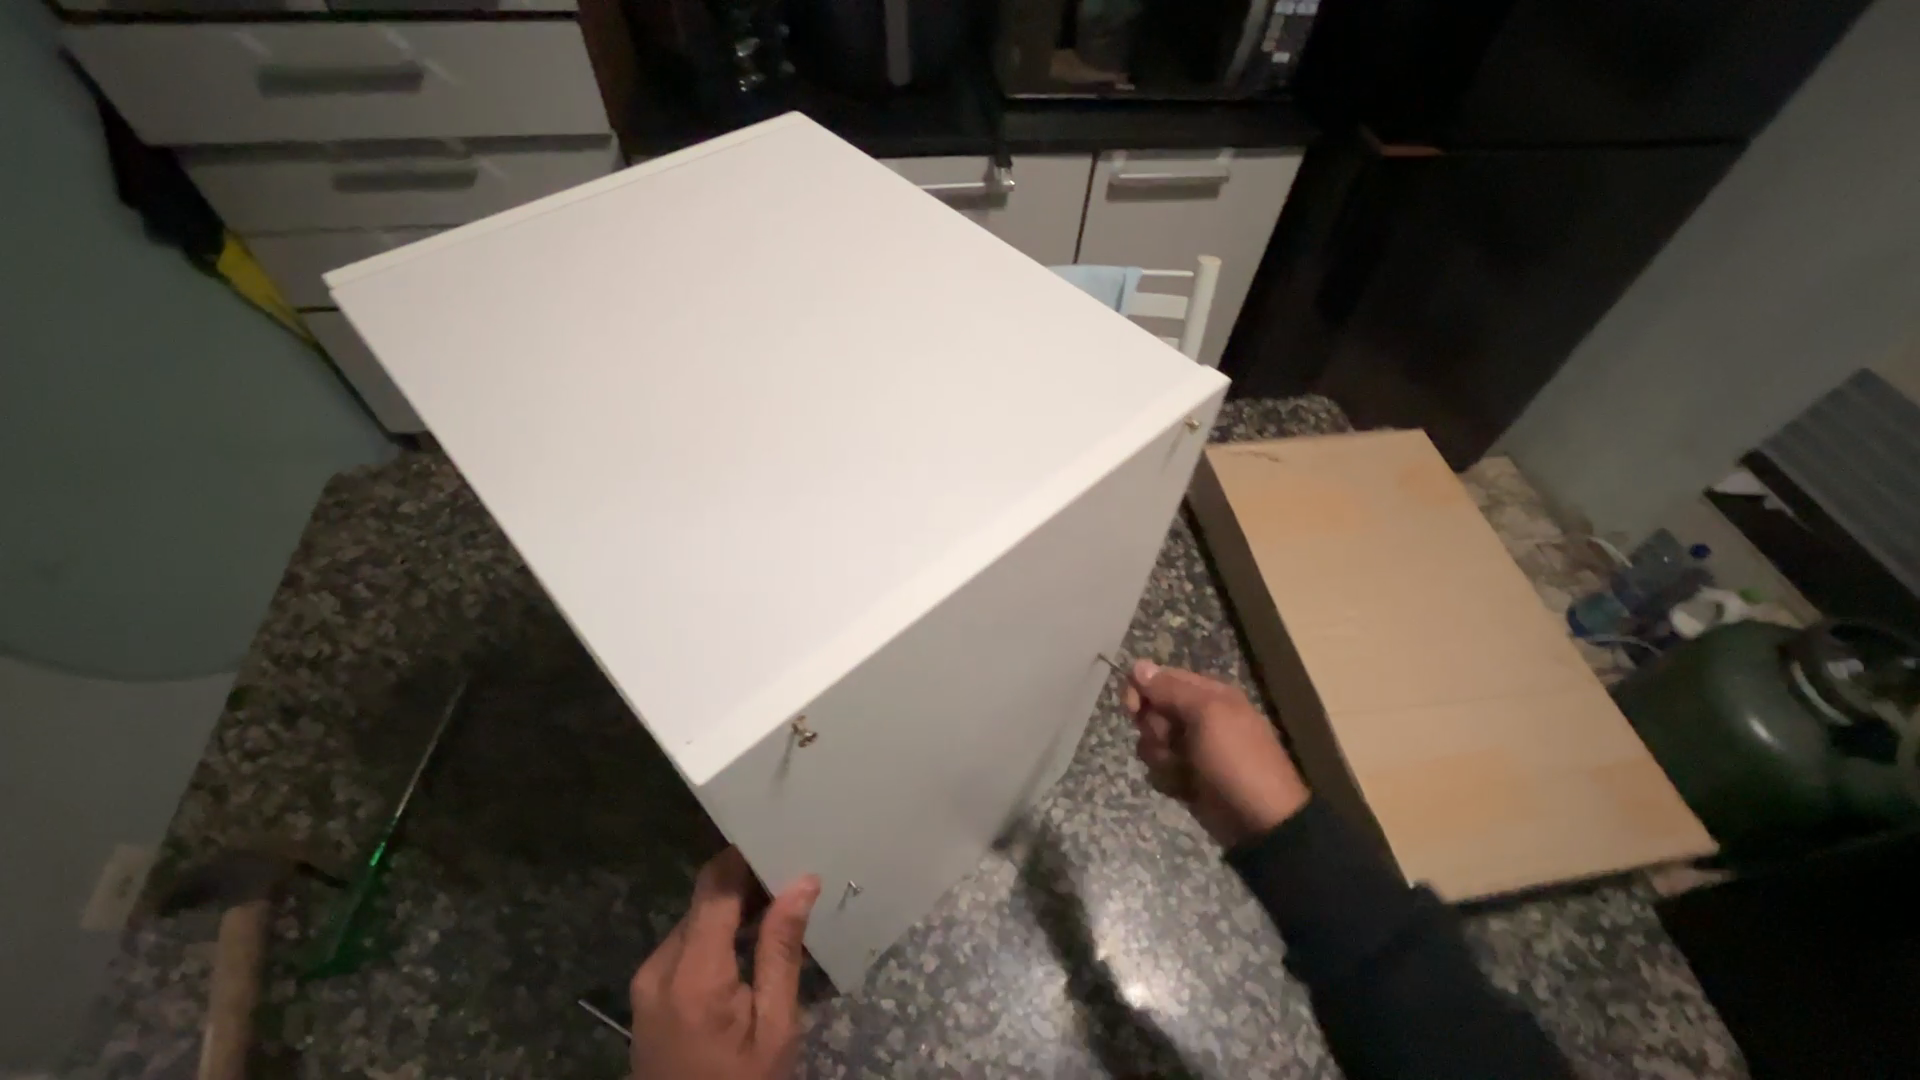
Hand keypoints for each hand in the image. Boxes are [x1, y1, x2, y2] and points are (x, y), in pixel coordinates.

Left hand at [630, 848, 820, 1079]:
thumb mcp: (775, 1028)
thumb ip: (782, 950)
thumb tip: (802, 881)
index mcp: (693, 973)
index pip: (716, 886)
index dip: (747, 859)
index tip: (785, 846)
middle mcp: (659, 967)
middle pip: (705, 900)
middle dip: (747, 886)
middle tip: (794, 885)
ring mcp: (646, 982)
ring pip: (695, 920)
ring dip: (734, 912)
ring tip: (780, 915)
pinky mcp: (646, 996)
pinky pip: (685, 945)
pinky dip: (717, 937)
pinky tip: (750, 948)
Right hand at [1125, 661, 1310, 847]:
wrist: (1260, 822)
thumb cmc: (1235, 760)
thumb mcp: (1207, 715)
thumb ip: (1171, 689)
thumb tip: (1137, 665)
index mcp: (1209, 694)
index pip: (1161, 678)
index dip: (1142, 691)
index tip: (1133, 708)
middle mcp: (1199, 717)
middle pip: (1152, 710)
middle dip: (1154, 729)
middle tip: (1171, 742)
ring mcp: (1192, 749)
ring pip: (1151, 742)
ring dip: (1160, 757)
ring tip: (1182, 770)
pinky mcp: (1186, 776)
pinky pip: (1159, 769)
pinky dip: (1167, 779)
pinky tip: (1184, 788)